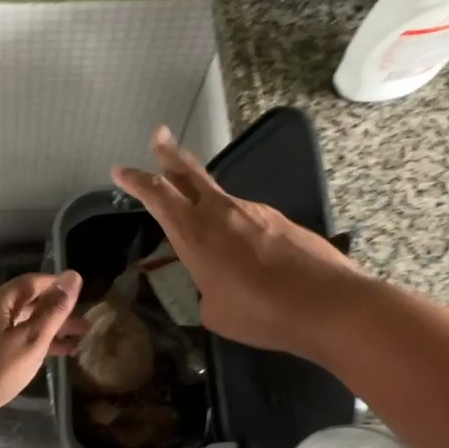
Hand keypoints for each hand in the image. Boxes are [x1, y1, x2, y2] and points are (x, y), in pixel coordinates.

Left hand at [0, 271, 86, 422]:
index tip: (84, 295)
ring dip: (46, 330)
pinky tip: (46, 355)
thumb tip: (73, 276)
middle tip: (86, 326)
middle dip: (57, 313)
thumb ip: (54, 310)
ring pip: (19, 322)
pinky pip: (8, 336)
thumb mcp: (31, 341)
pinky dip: (28, 342)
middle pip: (27, 302)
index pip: (34, 281)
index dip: (60, 286)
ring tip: (75, 343)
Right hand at [112, 125, 370, 359]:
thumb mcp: (215, 311)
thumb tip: (217, 282)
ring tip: (198, 211)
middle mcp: (221, 213)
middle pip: (189, 173)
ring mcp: (255, 212)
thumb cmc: (261, 313)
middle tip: (159, 134)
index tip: (120, 170)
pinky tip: (245, 250)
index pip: (157, 195)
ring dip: (204, 197)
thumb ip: (207, 288)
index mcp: (194, 232)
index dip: (135, 181)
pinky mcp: (281, 221)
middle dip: (169, 154)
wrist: (329, 304)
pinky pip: (247, 217)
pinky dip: (236, 224)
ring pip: (220, 197)